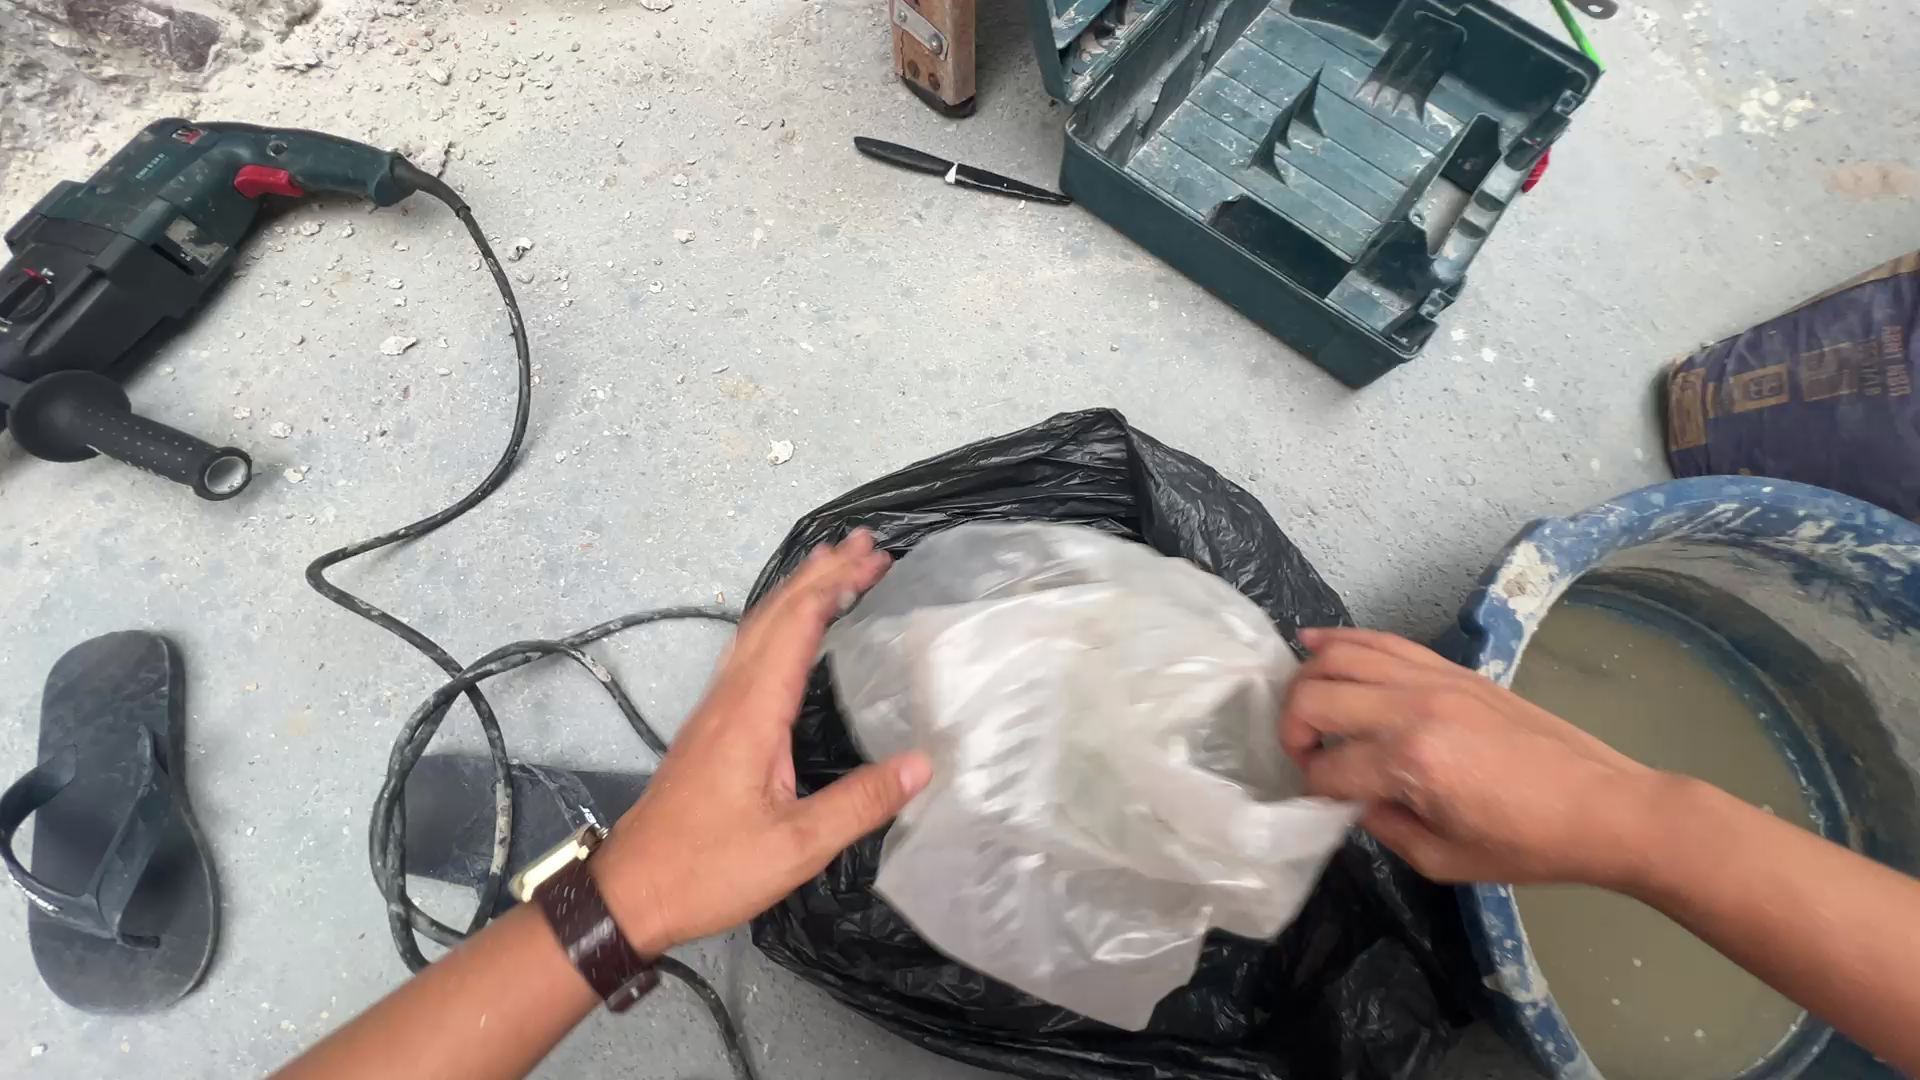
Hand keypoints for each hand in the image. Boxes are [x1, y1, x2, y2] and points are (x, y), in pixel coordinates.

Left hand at [592, 530, 932, 952]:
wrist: (628, 893)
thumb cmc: (710, 868)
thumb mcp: (796, 847)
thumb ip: (860, 803)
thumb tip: (923, 763)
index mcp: (753, 710)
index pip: (797, 625)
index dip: (836, 586)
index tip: (873, 559)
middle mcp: (732, 693)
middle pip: (775, 612)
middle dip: (820, 572)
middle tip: (862, 543)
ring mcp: (717, 703)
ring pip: (758, 625)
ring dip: (797, 589)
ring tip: (832, 563)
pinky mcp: (713, 719)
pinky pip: (750, 646)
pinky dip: (780, 617)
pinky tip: (793, 623)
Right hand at [1280, 626, 1664, 887]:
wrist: (1609, 807)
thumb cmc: (1529, 843)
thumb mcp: (1443, 860)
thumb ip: (1379, 824)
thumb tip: (1347, 794)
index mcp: (1411, 762)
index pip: (1327, 767)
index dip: (1313, 785)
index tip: (1322, 797)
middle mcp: (1411, 708)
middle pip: (1313, 698)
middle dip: (1291, 728)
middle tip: (1304, 751)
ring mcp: (1429, 679)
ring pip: (1336, 657)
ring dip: (1305, 681)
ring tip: (1305, 707)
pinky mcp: (1447, 666)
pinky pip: (1378, 639)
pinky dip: (1337, 637)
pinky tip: (1310, 641)